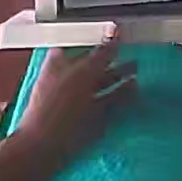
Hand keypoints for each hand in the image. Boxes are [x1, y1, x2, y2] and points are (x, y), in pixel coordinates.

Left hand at [13, 34, 135, 159]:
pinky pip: (106, 103)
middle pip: (93, 64)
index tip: (120, 32)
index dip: (99, 37)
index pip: (81, 42)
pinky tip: (134, 91)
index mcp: (59, 61)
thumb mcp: (83, 74)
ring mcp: (76, 99)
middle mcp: (67, 77)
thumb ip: (101, 53)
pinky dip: (119, 96)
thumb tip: (115, 32)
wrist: (44, 148)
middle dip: (112, 59)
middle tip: (133, 52)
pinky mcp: (86, 118)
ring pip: (100, 84)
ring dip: (118, 77)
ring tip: (137, 71)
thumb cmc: (59, 105)